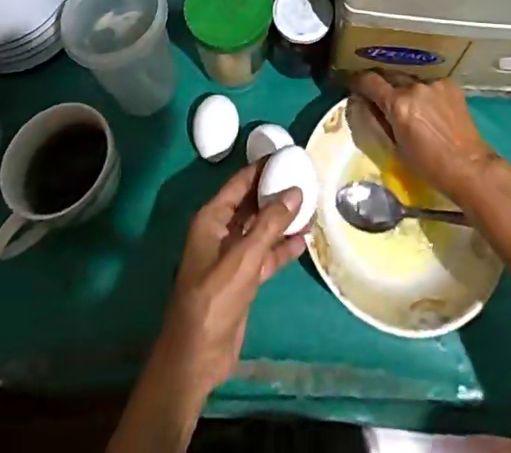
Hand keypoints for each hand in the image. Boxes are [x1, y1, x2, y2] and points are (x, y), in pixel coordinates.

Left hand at [153, 162, 306, 400]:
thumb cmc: (213, 299)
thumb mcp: (243, 258)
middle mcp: (221, 231)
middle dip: (276, 191)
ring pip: (261, 228)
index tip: (289, 155)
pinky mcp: (243, 276)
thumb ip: (269, 224)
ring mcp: (232, 254)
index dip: (262, 167)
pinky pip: (266, 253)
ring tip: (313, 206)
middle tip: (308, 178)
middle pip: (252, 203)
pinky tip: (304, 239)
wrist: (197, 355)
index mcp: (211, 219)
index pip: (239, 183)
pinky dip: (282, 246)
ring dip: (283, 219)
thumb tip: (294, 191)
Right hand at [350, 71, 503, 204]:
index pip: (369, 81)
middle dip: (382, 85)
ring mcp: (434, 84)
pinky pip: (429, 83)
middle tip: (380, 96)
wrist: (469, 166)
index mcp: (398, 104)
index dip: (358, 81)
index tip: (354, 85)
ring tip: (410, 104)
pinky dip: (425, 92)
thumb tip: (367, 103)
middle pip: (389, 75)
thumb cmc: (428, 165)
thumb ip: (380, 119)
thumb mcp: (396, 145)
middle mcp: (414, 87)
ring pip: (410, 79)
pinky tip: (431, 106)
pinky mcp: (449, 85)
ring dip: (405, 88)